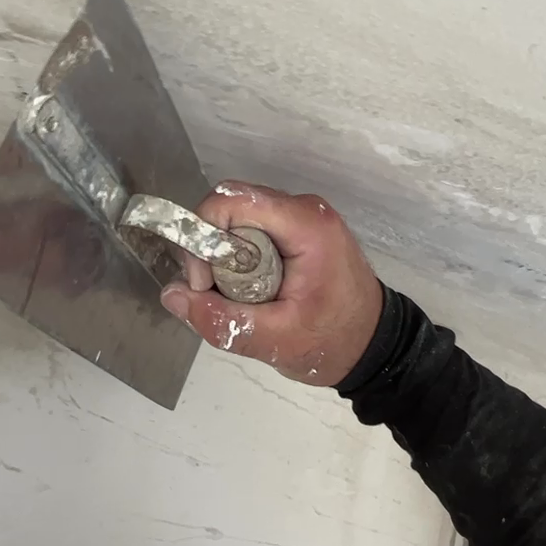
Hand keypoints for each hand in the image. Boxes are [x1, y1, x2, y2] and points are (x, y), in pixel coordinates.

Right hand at [159, 181, 382, 386]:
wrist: (373, 345)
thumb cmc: (334, 341)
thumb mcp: (276, 340)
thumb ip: (222, 320)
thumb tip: (172, 295)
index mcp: (306, 225)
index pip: (233, 201)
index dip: (204, 235)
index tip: (204, 281)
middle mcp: (303, 209)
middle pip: (232, 207)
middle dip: (211, 249)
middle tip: (215, 294)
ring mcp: (300, 216)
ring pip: (238, 219)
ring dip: (223, 256)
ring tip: (234, 297)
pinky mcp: (295, 229)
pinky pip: (251, 230)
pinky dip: (238, 257)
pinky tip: (247, 290)